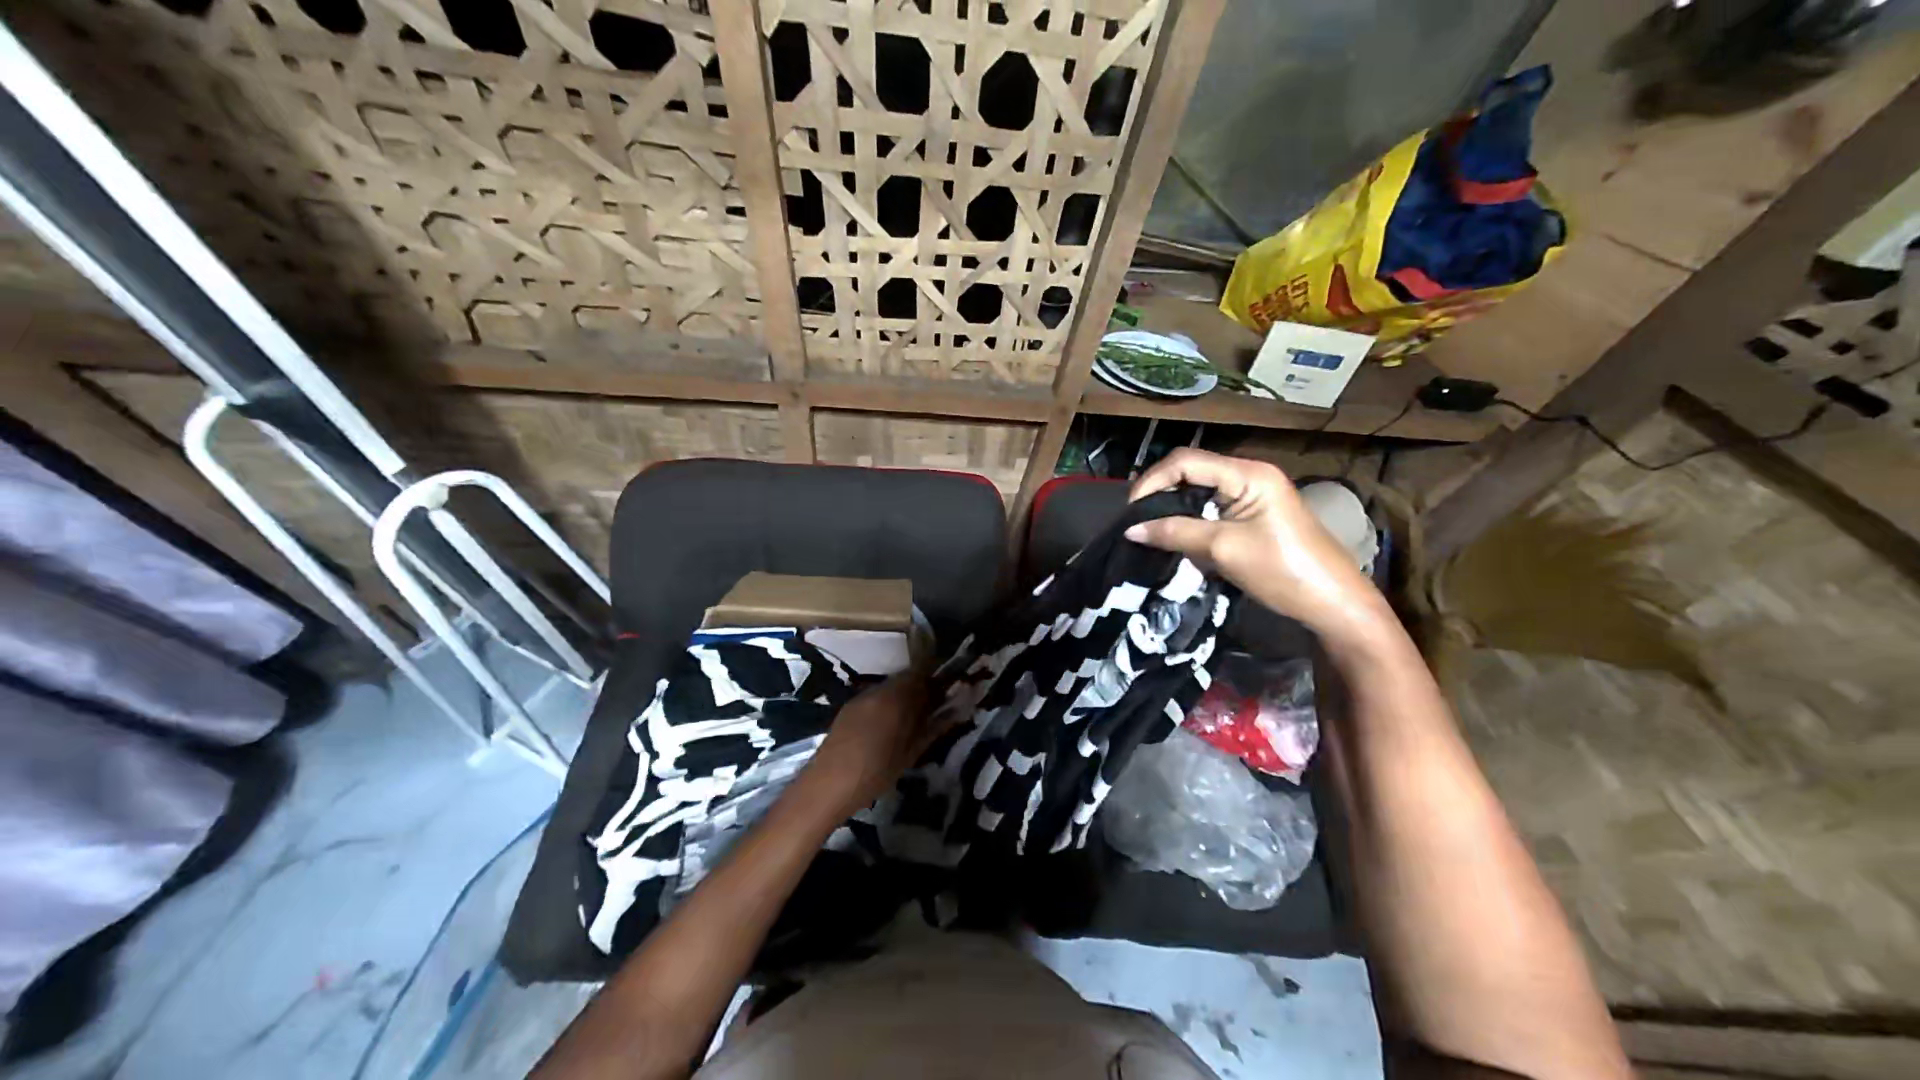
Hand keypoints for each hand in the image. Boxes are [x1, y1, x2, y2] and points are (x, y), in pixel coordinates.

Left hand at [802, 670, 940, 814]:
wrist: (828, 785)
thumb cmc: (876, 772)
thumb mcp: (911, 753)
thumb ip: (935, 726)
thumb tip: (956, 709)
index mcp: (896, 697)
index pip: (922, 673)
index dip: (937, 679)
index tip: (948, 693)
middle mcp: (878, 690)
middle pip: (905, 679)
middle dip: (921, 689)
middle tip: (932, 710)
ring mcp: (860, 697)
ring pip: (889, 688)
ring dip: (903, 697)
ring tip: (911, 721)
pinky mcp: (848, 707)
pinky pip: (875, 697)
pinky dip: (887, 704)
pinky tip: (888, 726)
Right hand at [1125, 449, 1390, 643]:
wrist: (1333, 603)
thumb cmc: (1282, 571)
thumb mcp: (1223, 550)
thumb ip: (1176, 533)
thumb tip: (1132, 529)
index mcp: (1248, 474)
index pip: (1186, 461)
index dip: (1153, 481)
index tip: (1131, 512)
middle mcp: (1251, 475)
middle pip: (1192, 471)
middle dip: (1160, 493)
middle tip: (1136, 521)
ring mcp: (1255, 495)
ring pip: (1200, 491)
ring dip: (1174, 508)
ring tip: (1149, 530)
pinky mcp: (1255, 515)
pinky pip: (1213, 508)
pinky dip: (1191, 520)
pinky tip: (1177, 538)